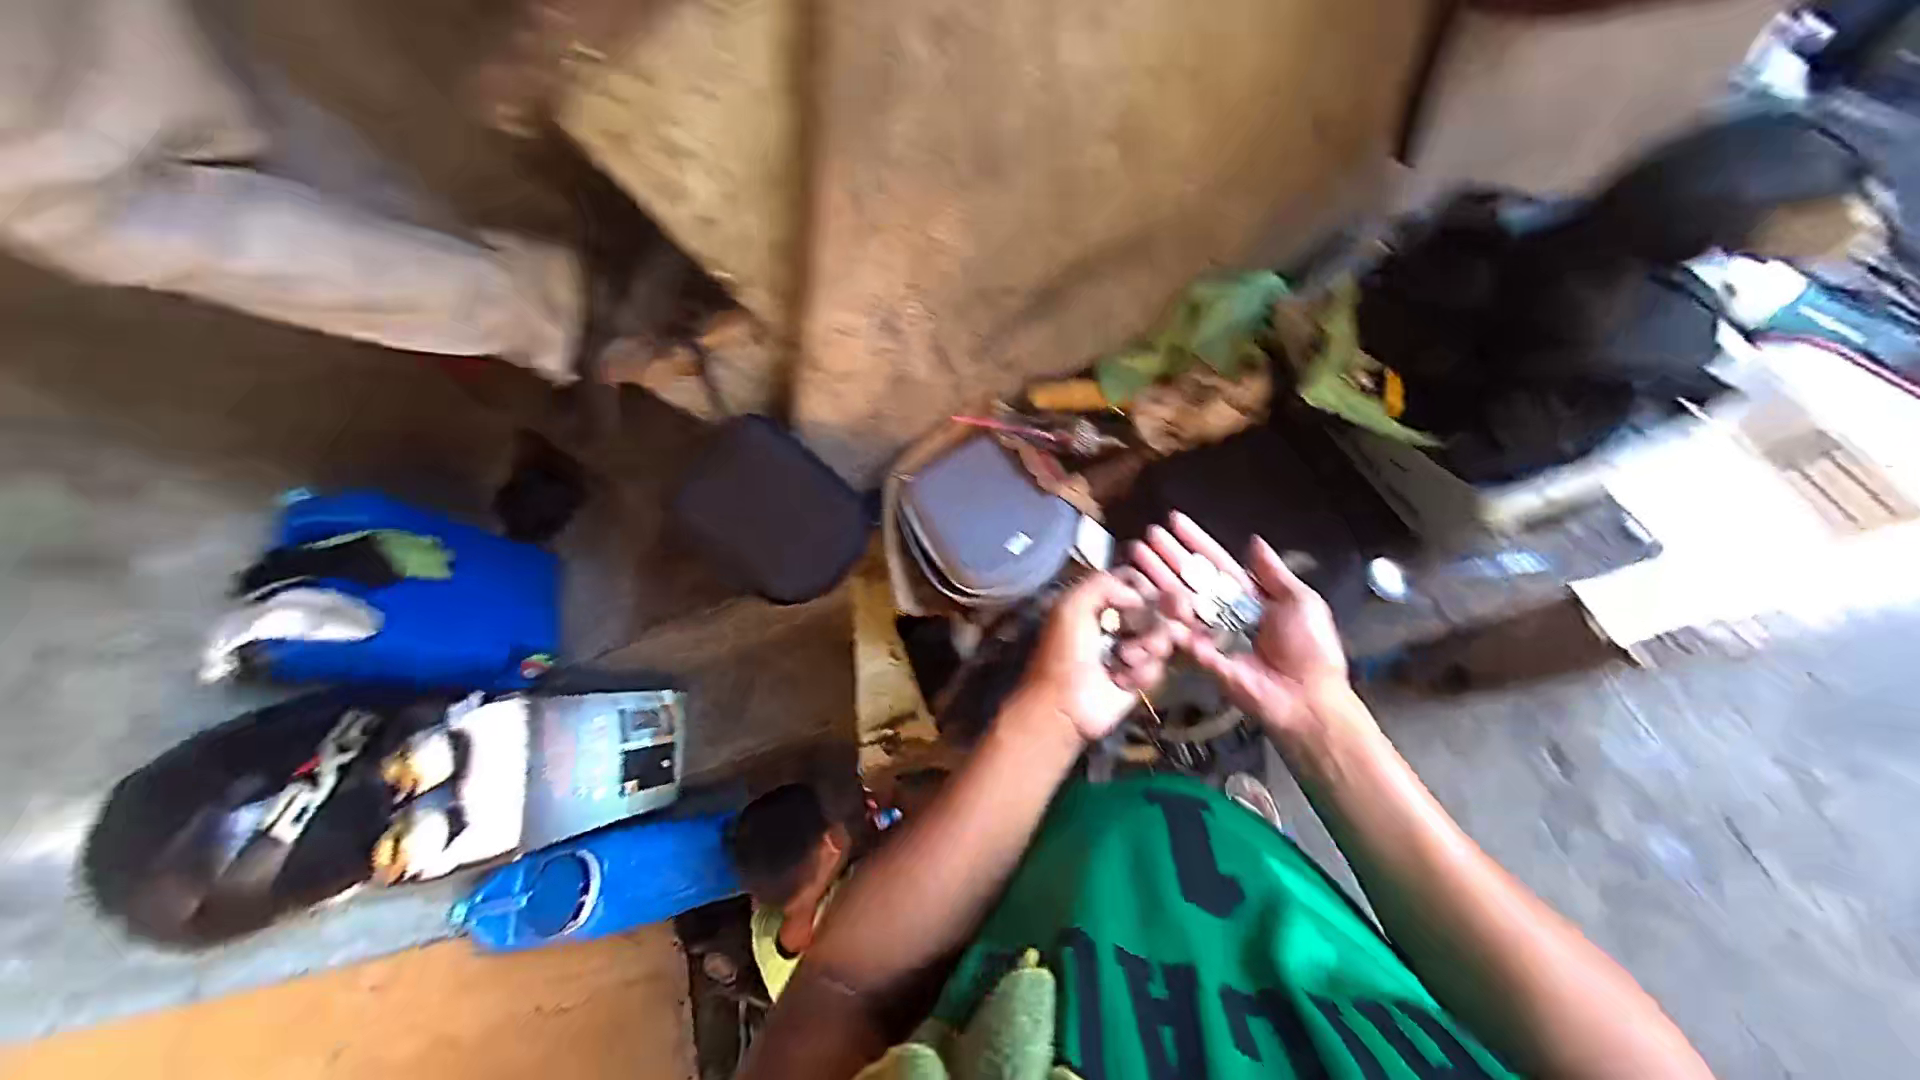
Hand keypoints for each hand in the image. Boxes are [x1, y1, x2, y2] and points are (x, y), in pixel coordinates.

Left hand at [1013, 571, 1175, 743]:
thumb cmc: (1064, 653)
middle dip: (1159, 620)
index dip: (1150, 587)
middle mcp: (1116, 620)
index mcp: (1097, 600)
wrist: (1063, 705)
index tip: (1164, 597)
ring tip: (1125, 659)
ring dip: (1147, 648)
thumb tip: (1139, 594)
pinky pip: (1157, 666)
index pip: (1134, 582)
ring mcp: (1130, 648)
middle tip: (1166, 624)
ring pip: (1162, 637)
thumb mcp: (1071, 607)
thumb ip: (1103, 584)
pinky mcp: (1139, 676)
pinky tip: (1122, 680)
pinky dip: (1141, 673)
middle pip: (1156, 609)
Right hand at [1127, 512, 1352, 739]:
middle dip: (1168, 555)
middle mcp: (1224, 611)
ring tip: (1135, 557)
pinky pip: (1179, 635)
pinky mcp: (1200, 656)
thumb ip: (1274, 573)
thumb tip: (1254, 541)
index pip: (1215, 562)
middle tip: (1146, 536)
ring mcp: (1209, 633)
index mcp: (1248, 595)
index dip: (1195, 541)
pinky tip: (1145, 597)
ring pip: (1178, 600)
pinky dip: (1164, 618)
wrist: (1307, 697)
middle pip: (1190, 577)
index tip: (1174, 521)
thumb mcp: (1300, 602)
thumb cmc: (1310, 649)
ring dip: (1156, 578)